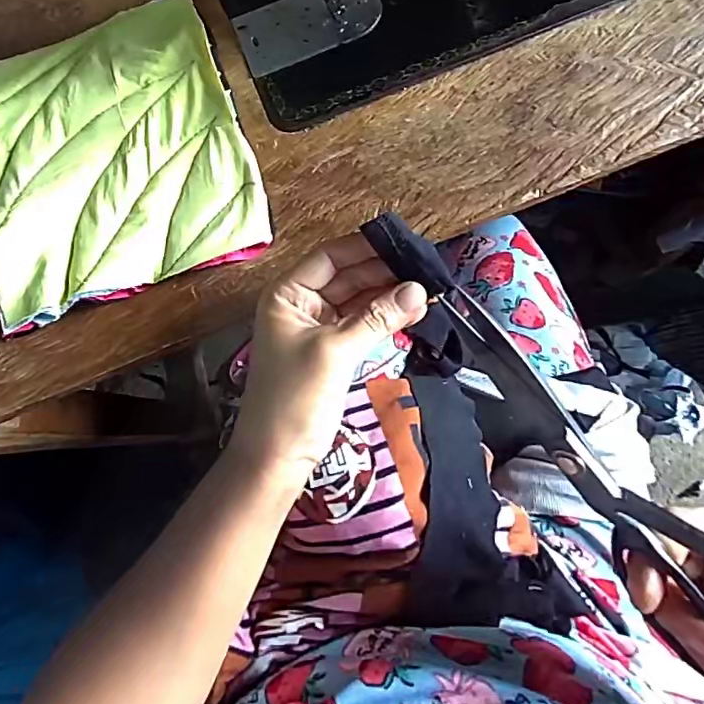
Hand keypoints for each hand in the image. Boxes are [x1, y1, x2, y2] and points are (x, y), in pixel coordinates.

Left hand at [228, 234, 427, 486]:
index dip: (364, 248)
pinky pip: (360, 324)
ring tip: (427, 289)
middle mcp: (300, 304)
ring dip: (388, 295)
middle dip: (383, 272)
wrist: (276, 458)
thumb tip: (418, 289)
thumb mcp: (335, 352)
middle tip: (425, 269)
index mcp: (287, 294)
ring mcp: (316, 328)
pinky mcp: (331, 351)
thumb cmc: (294, 399)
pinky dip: (383, 318)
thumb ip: (376, 318)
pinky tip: (412, 313)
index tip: (403, 244)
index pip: (329, 257)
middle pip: (346, 276)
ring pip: (356, 300)